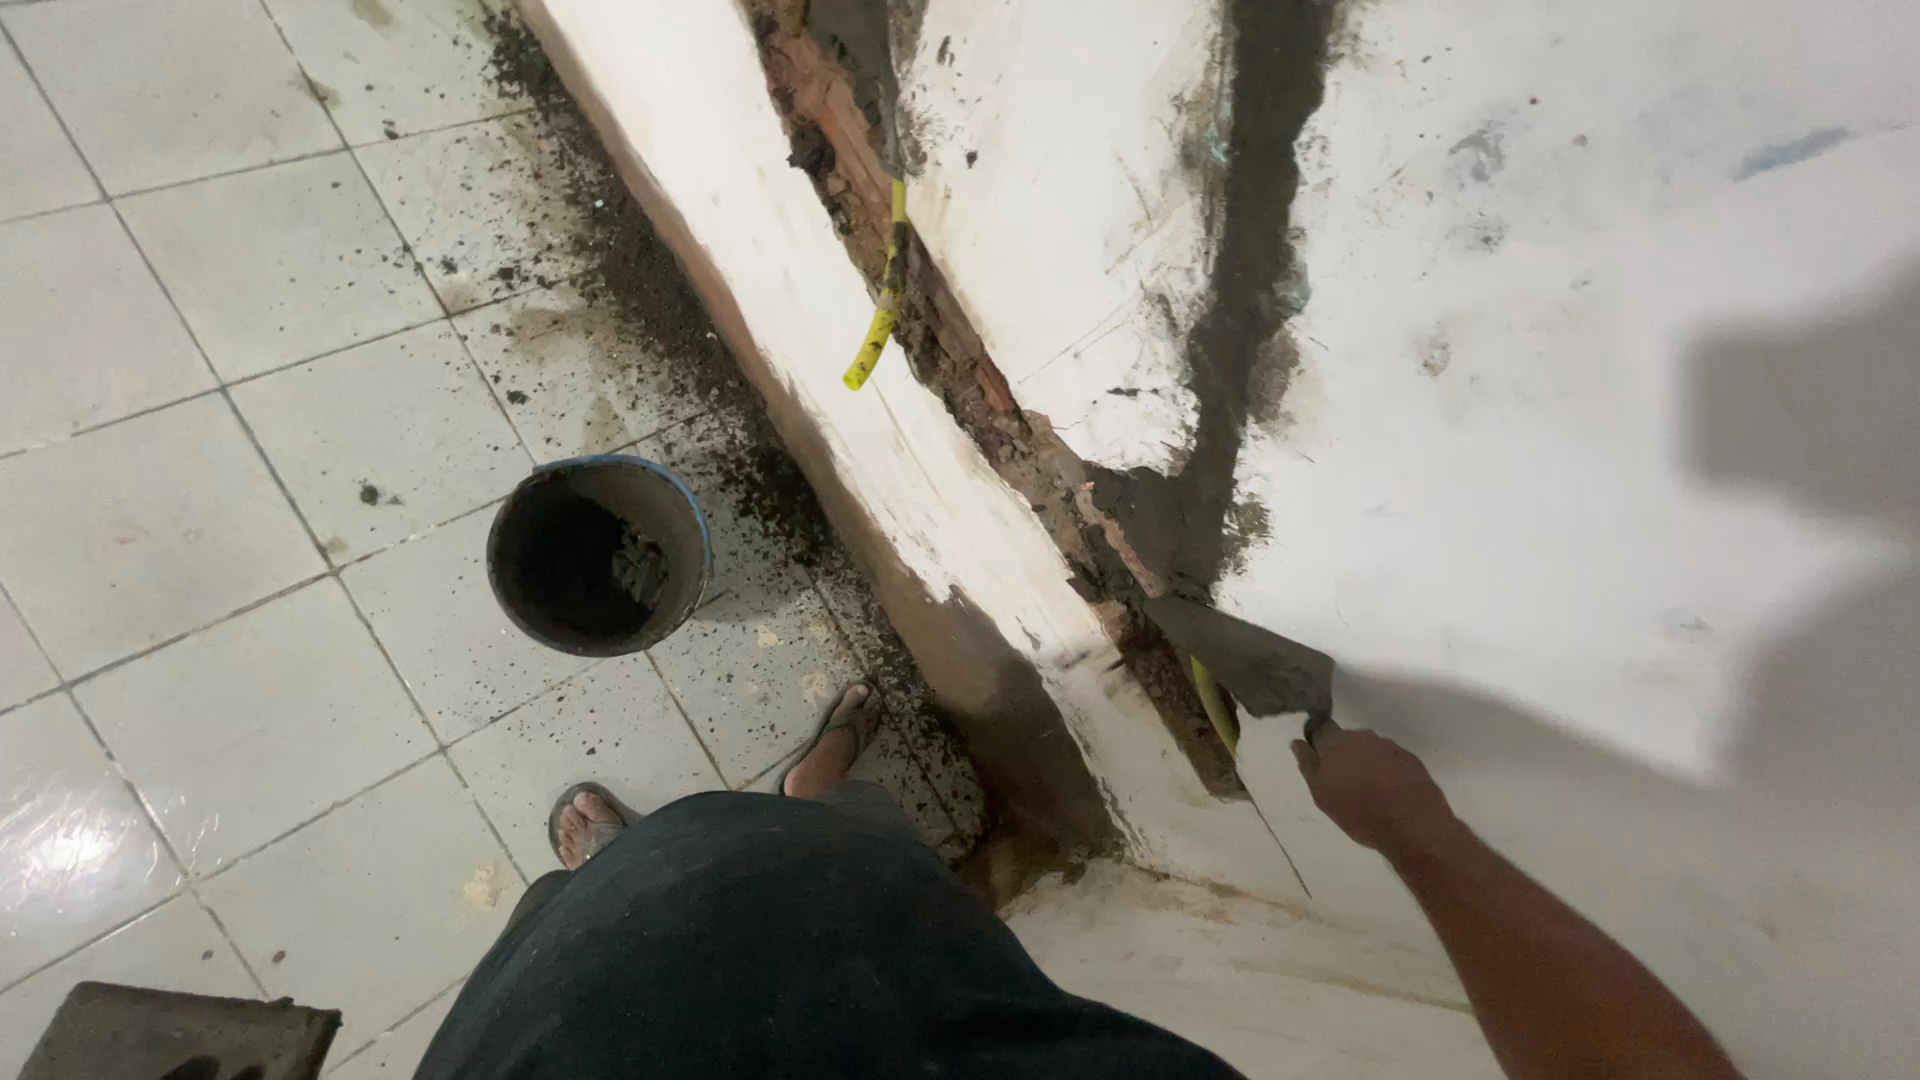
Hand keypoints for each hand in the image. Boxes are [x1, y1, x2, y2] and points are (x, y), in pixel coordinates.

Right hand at [1291, 720, 1458, 852]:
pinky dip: (1388, 770)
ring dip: (1367, 762)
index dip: (1318, 742)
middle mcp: (1363, 737)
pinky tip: (1391, 792)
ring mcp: (1390, 747)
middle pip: (1347, 739)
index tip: (1320, 761)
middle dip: (1344, 753)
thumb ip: (1307, 765)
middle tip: (1344, 780)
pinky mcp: (1412, 760)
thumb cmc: (1359, 812)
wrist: (1414, 828)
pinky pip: (1392, 760)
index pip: (1320, 728)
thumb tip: (1298, 742)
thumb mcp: (1321, 794)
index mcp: (1336, 742)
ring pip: (1371, 749)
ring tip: (1370, 789)